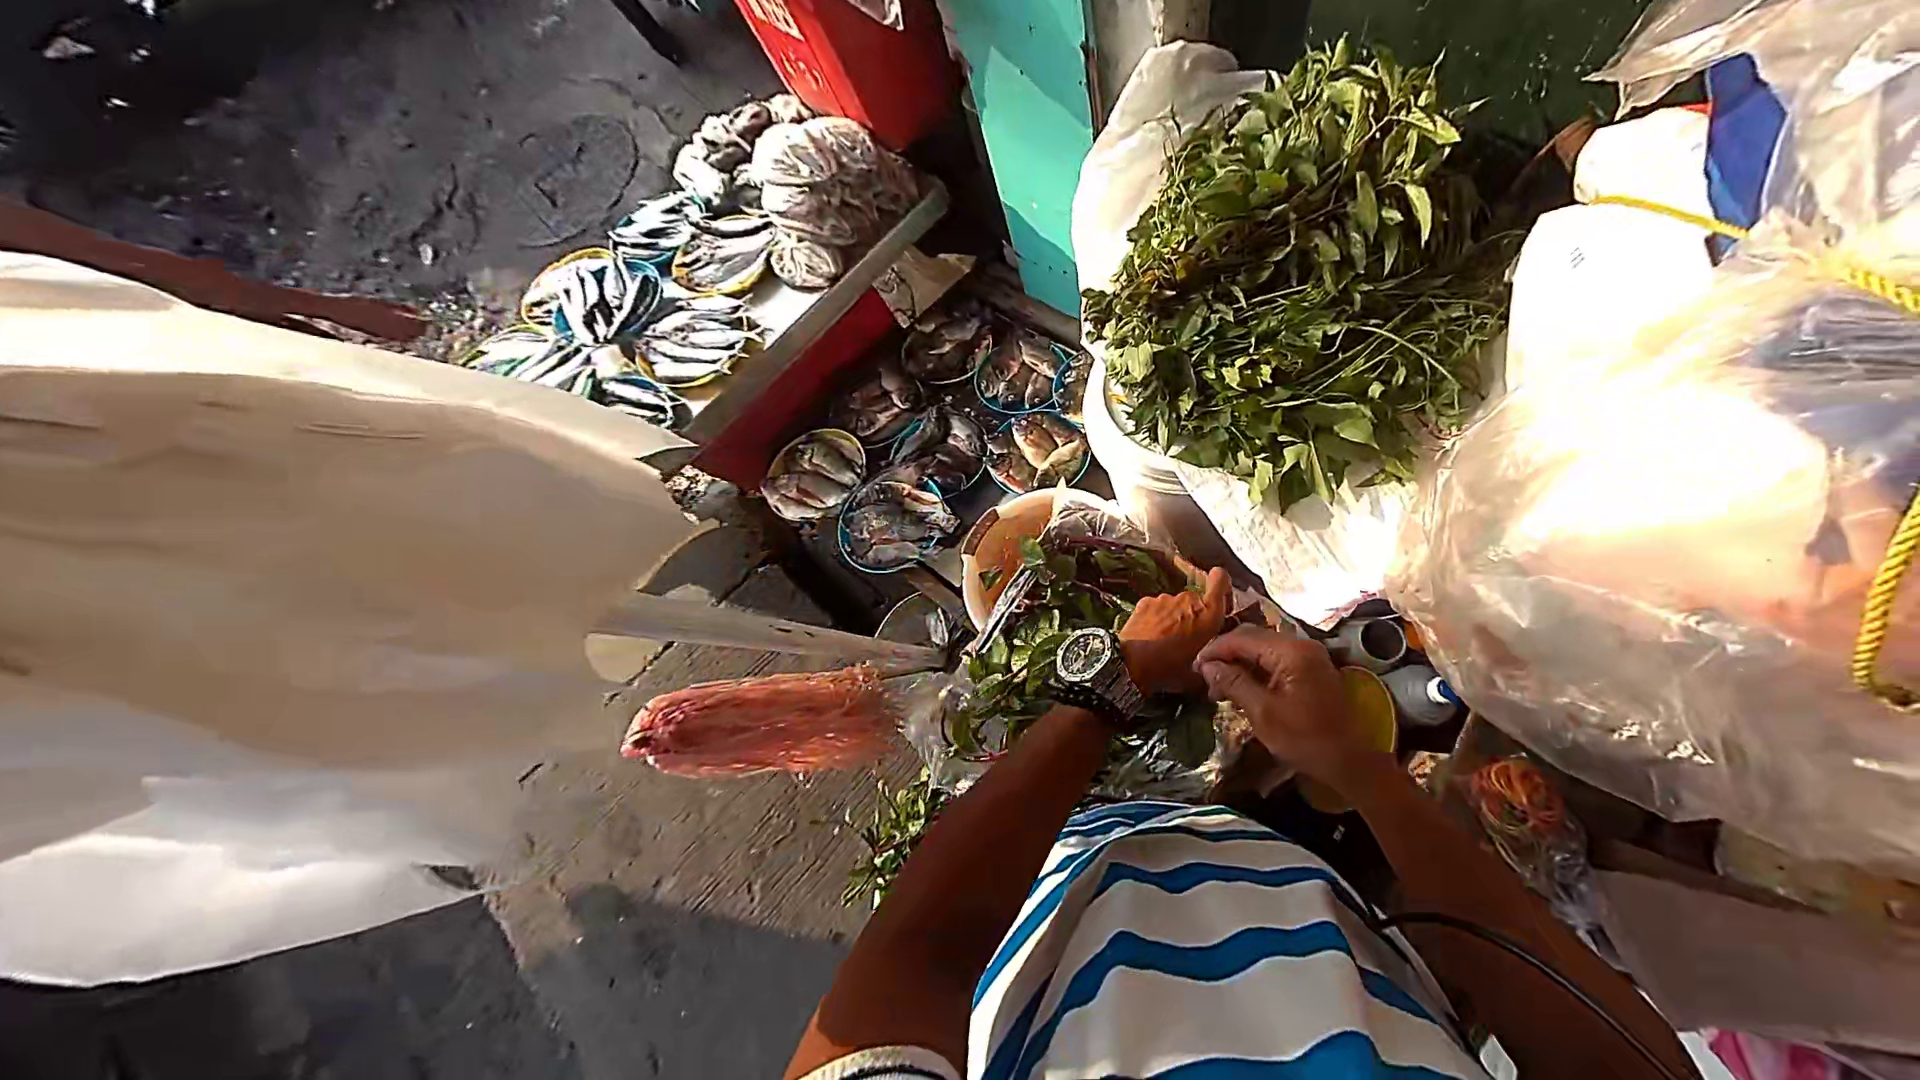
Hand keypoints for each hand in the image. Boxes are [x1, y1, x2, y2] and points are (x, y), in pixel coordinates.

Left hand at [1118, 566, 1230, 692]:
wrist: (1131, 664)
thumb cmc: (1167, 669)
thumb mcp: (1196, 673)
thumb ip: (1210, 663)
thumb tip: (1212, 668)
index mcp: (1208, 616)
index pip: (1220, 581)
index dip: (1220, 582)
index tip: (1218, 591)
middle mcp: (1189, 601)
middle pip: (1196, 600)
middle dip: (1193, 613)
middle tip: (1187, 635)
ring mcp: (1165, 598)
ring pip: (1175, 604)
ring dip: (1173, 616)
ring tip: (1165, 638)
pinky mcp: (1146, 601)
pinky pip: (1156, 606)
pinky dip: (1156, 616)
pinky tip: (1150, 633)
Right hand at [1193, 626, 1389, 791]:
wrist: (1350, 763)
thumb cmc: (1305, 739)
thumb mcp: (1262, 712)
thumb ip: (1233, 682)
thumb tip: (1207, 666)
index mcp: (1291, 652)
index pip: (1241, 638)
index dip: (1214, 651)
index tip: (1194, 668)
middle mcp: (1301, 646)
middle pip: (1252, 638)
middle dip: (1225, 655)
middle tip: (1204, 676)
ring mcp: (1309, 657)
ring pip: (1261, 648)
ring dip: (1238, 663)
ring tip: (1218, 685)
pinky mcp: (1311, 670)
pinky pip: (1274, 660)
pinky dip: (1254, 669)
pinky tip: (1241, 686)